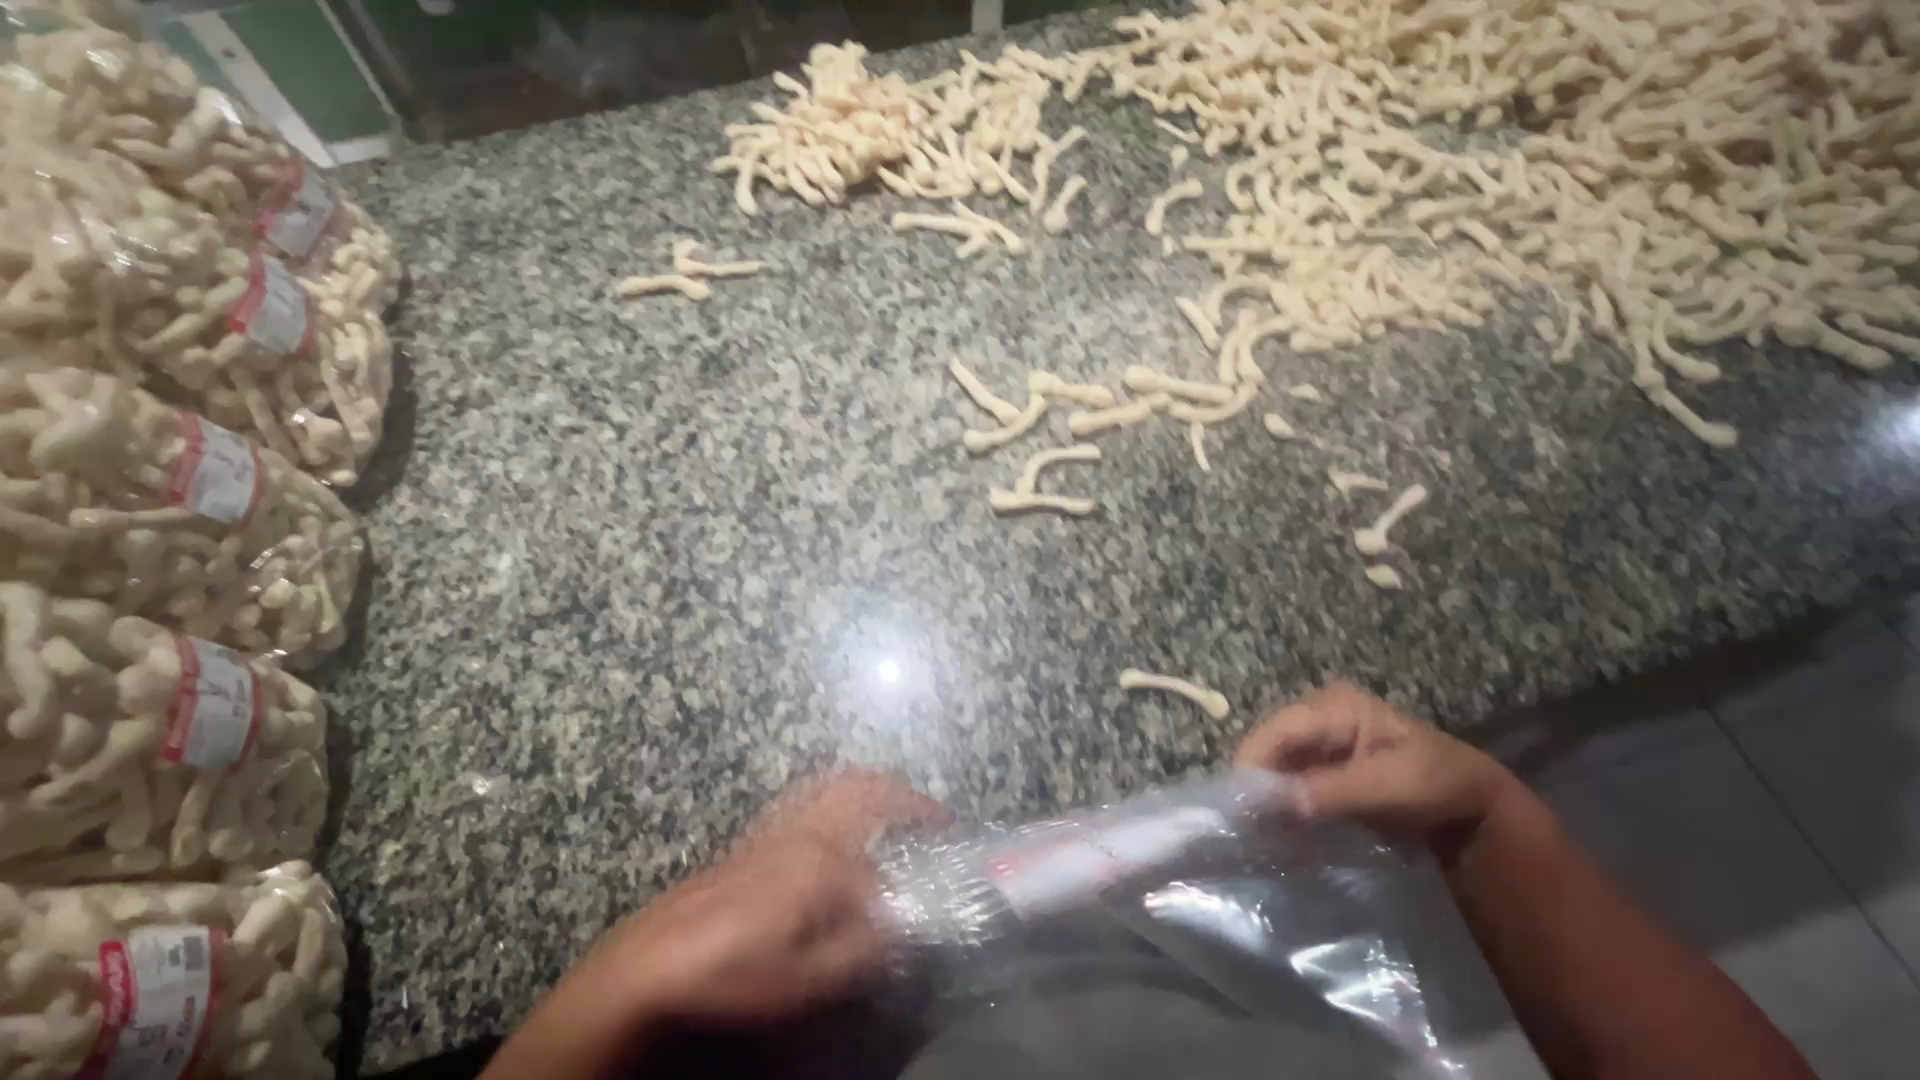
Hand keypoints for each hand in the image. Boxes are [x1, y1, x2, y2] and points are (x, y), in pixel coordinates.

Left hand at [577, 769, 947, 1026]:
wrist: (655, 956)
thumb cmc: (731, 970)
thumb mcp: (800, 979)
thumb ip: (858, 950)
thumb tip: (897, 929)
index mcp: (821, 860)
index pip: (880, 878)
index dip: (898, 906)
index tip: (916, 921)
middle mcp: (804, 830)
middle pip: (864, 788)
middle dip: (905, 796)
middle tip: (937, 815)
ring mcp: (778, 826)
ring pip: (834, 784)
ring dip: (873, 787)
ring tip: (898, 805)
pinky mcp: (756, 834)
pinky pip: (809, 795)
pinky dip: (838, 793)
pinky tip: (839, 820)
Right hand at [1234, 681, 1518, 840]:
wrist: (1476, 807)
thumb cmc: (1442, 783)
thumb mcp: (1395, 784)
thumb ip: (1336, 791)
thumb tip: (1280, 804)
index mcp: (1334, 705)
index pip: (1277, 730)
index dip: (1254, 766)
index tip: (1242, 809)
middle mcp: (1316, 716)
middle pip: (1268, 747)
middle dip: (1257, 785)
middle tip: (1250, 829)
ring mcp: (1316, 742)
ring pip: (1272, 767)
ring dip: (1268, 800)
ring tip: (1262, 835)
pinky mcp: (1319, 769)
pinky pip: (1287, 784)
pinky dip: (1282, 808)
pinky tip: (1281, 833)